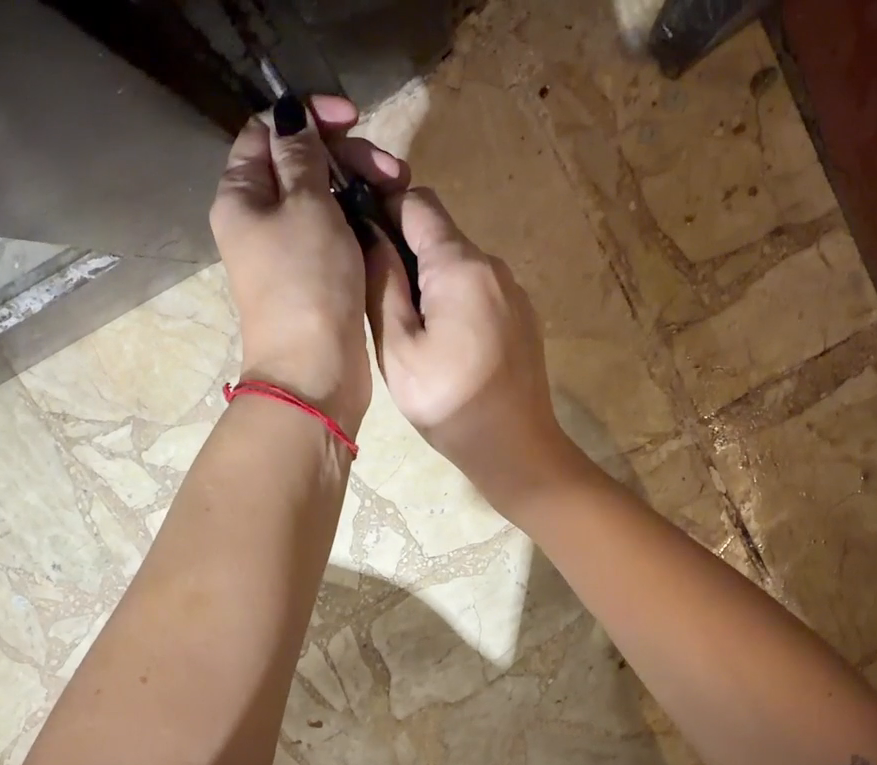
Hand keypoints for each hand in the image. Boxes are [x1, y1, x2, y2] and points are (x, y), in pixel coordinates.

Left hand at [210, 95, 408, 434]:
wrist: (314, 371)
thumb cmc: (307, 283)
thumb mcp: (307, 207)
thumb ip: (302, 156)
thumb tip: (291, 117)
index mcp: (242, 195)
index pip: (266, 132)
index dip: (307, 116)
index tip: (353, 119)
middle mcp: (260, 219)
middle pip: (300, 164)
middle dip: (345, 155)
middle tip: (390, 168)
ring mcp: (290, 251)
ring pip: (324, 199)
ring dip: (360, 186)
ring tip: (399, 190)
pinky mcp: (317, 277)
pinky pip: (338, 232)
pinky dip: (361, 220)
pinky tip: (388, 218)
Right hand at [365, 189, 586, 509]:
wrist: (516, 449)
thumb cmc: (448, 402)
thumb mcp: (398, 348)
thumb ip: (381, 284)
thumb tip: (368, 233)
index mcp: (460, 265)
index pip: (416, 202)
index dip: (381, 207)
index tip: (355, 235)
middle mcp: (493, 265)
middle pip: (439, 233)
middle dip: (402, 249)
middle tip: (372, 293)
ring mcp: (513, 291)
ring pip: (458, 265)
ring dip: (427, 280)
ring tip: (404, 327)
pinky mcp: (521, 317)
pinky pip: (478, 290)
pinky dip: (452, 300)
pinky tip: (440, 344)